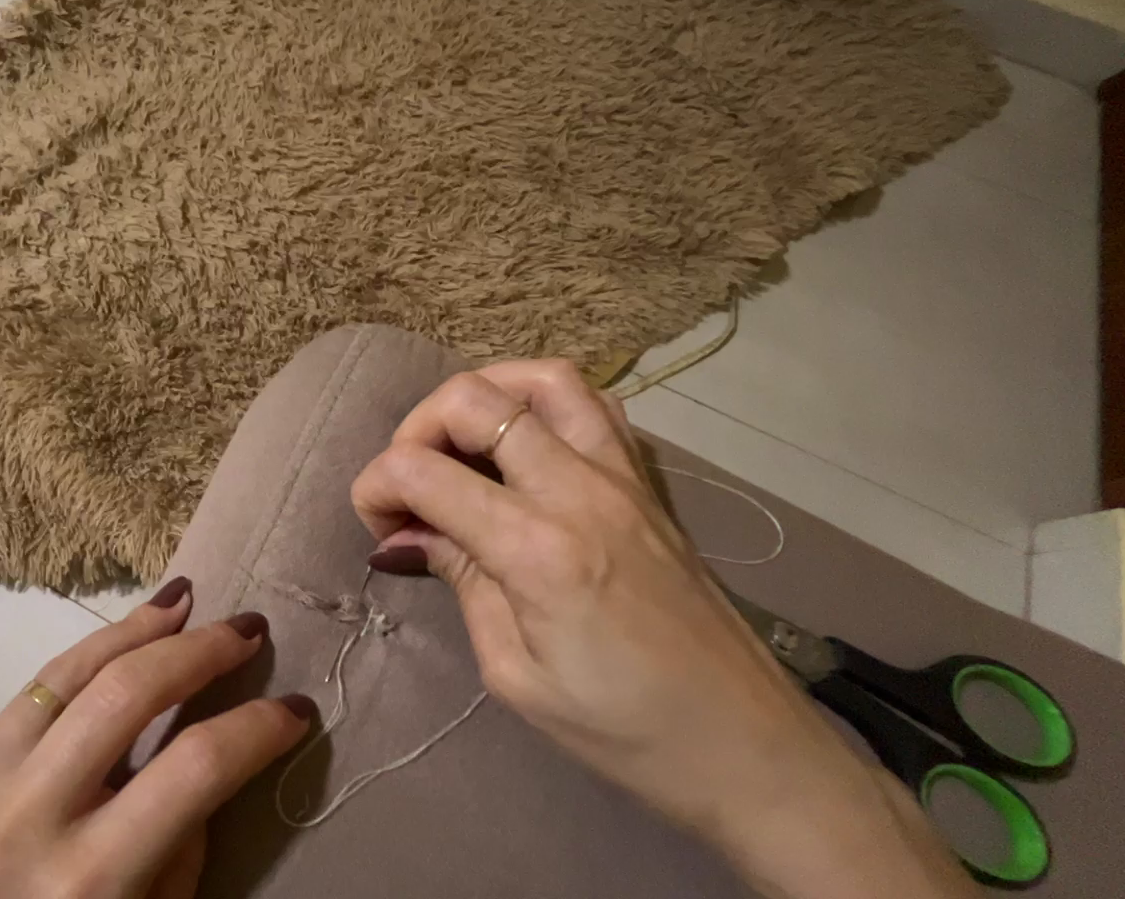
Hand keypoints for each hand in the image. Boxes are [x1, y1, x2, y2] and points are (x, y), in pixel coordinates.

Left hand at [0, 582, 313, 898]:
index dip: (256, 729)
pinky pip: (22, 706)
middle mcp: (25, 818)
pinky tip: (105, 663)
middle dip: (200, 649)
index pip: (195, 770)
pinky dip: (74, 679)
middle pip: (128, 691)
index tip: (294, 708)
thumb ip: (171, 863)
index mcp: (86, 882)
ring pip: (67, 669)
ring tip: (180, 602)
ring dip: (134, 628)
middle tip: (247, 625)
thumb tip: (197, 774)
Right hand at [351, 360, 975, 898]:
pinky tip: (522, 442)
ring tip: (459, 440)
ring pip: (542, 378)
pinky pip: (593, 403)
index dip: (375, 487)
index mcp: (538, 549)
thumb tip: (403, 535)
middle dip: (415, 428)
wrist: (750, 747)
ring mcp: (624, 475)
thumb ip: (459, 579)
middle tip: (410, 482)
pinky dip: (541, 400)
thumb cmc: (622, 728)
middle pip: (474, 399)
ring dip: (483, 392)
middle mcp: (580, 490)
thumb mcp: (514, 672)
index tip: (377, 526)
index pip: (423, 472)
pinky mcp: (649, 480)